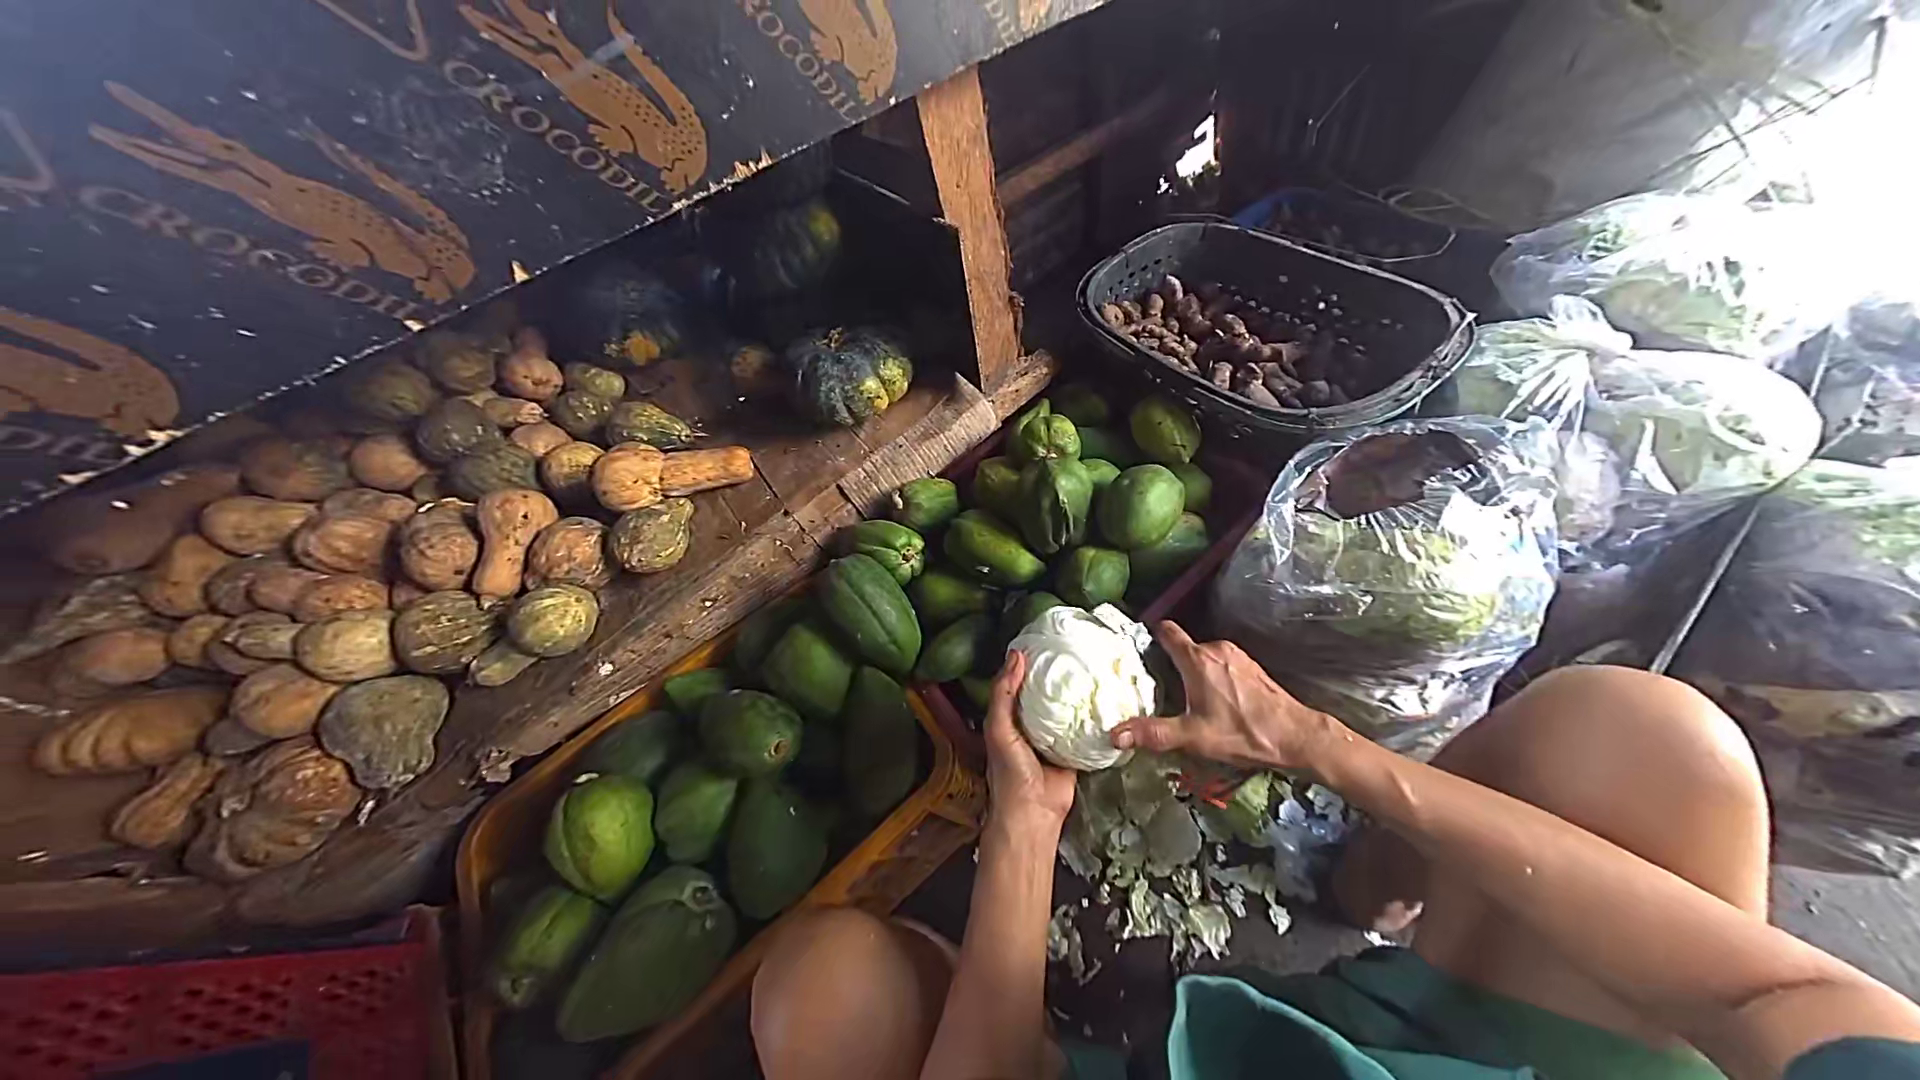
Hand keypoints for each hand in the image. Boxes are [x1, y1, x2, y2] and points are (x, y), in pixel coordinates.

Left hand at [983, 650, 1075, 836]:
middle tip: (1073, 648)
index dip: (1028, 661)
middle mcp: (1031, 723)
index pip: (1018, 681)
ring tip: (1092, 664)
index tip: (1044, 639)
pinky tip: (1104, 696)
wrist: (1034, 812)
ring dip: (1076, 692)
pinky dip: (1092, 715)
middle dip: (1056, 674)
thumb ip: (1003, 693)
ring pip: (1066, 708)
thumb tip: (1016, 655)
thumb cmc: (1010, 770)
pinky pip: (1084, 728)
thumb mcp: (999, 727)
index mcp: (1009, 716)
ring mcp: (1055, 736)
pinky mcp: (1075, 749)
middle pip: (1045, 692)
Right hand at [1110, 621, 1335, 770]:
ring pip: (1202, 656)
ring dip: (1192, 671)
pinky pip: (1220, 663)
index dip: (1150, 636)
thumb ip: (1153, 733)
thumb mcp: (1194, 737)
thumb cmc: (1243, 733)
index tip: (1138, 651)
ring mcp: (1236, 656)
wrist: (1298, 737)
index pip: (1166, 631)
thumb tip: (1114, 734)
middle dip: (1170, 662)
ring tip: (1183, 696)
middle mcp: (1216, 649)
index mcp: (1197, 659)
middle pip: (1183, 647)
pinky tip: (1214, 700)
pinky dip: (1211, 676)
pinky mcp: (1251, 666)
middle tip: (1158, 687)